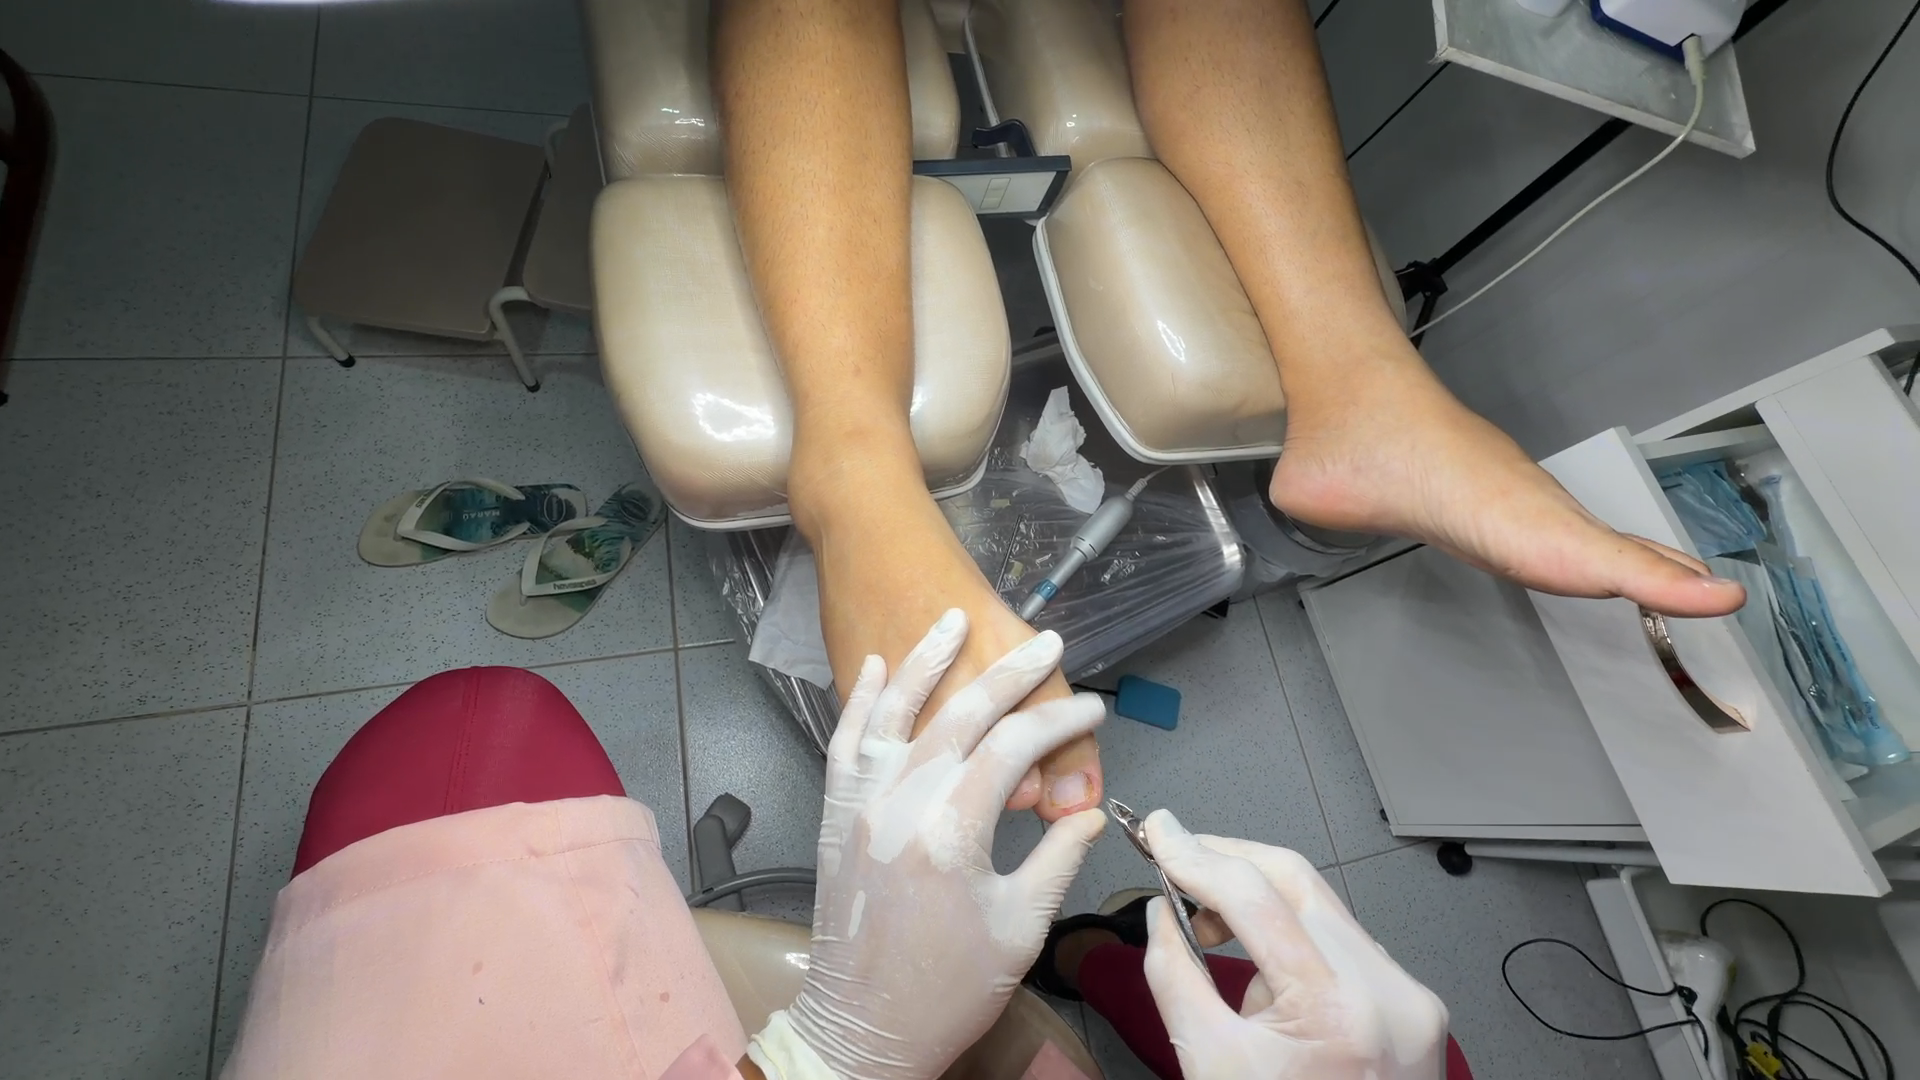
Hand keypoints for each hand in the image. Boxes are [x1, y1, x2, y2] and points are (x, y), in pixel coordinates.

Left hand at [747, 610, 1107, 1079]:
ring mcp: (862, 800)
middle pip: (962, 714)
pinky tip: (880, 665)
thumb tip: (1088, 808)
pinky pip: (845, 740)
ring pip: (896, 711)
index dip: (1061, 722)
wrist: (860, 1028)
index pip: (1016, 749)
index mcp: (953, 832)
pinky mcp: (838, 810)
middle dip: (1012, 673)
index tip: (1094, 707)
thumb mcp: (1019, 927)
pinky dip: (863, 698)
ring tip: (954, 619)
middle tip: (1049, 642)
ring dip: (927, 659)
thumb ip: (1057, 857)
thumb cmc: (949, 987)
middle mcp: (902, 801)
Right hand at [1140, 812, 1447, 1079]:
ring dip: (1253, 893)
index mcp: (1336, 1012)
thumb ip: (1172, 970)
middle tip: (1175, 858)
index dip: (1194, 855)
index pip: (1253, 896)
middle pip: (1293, 878)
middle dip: (1224, 859)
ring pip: (1315, 899)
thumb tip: (1163, 906)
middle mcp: (1388, 992)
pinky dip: (1287, 925)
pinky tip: (1259, 955)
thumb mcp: (1206, 1060)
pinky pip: (1336, 932)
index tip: (1157, 830)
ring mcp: (1409, 995)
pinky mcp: (1412, 1000)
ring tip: (1209, 926)